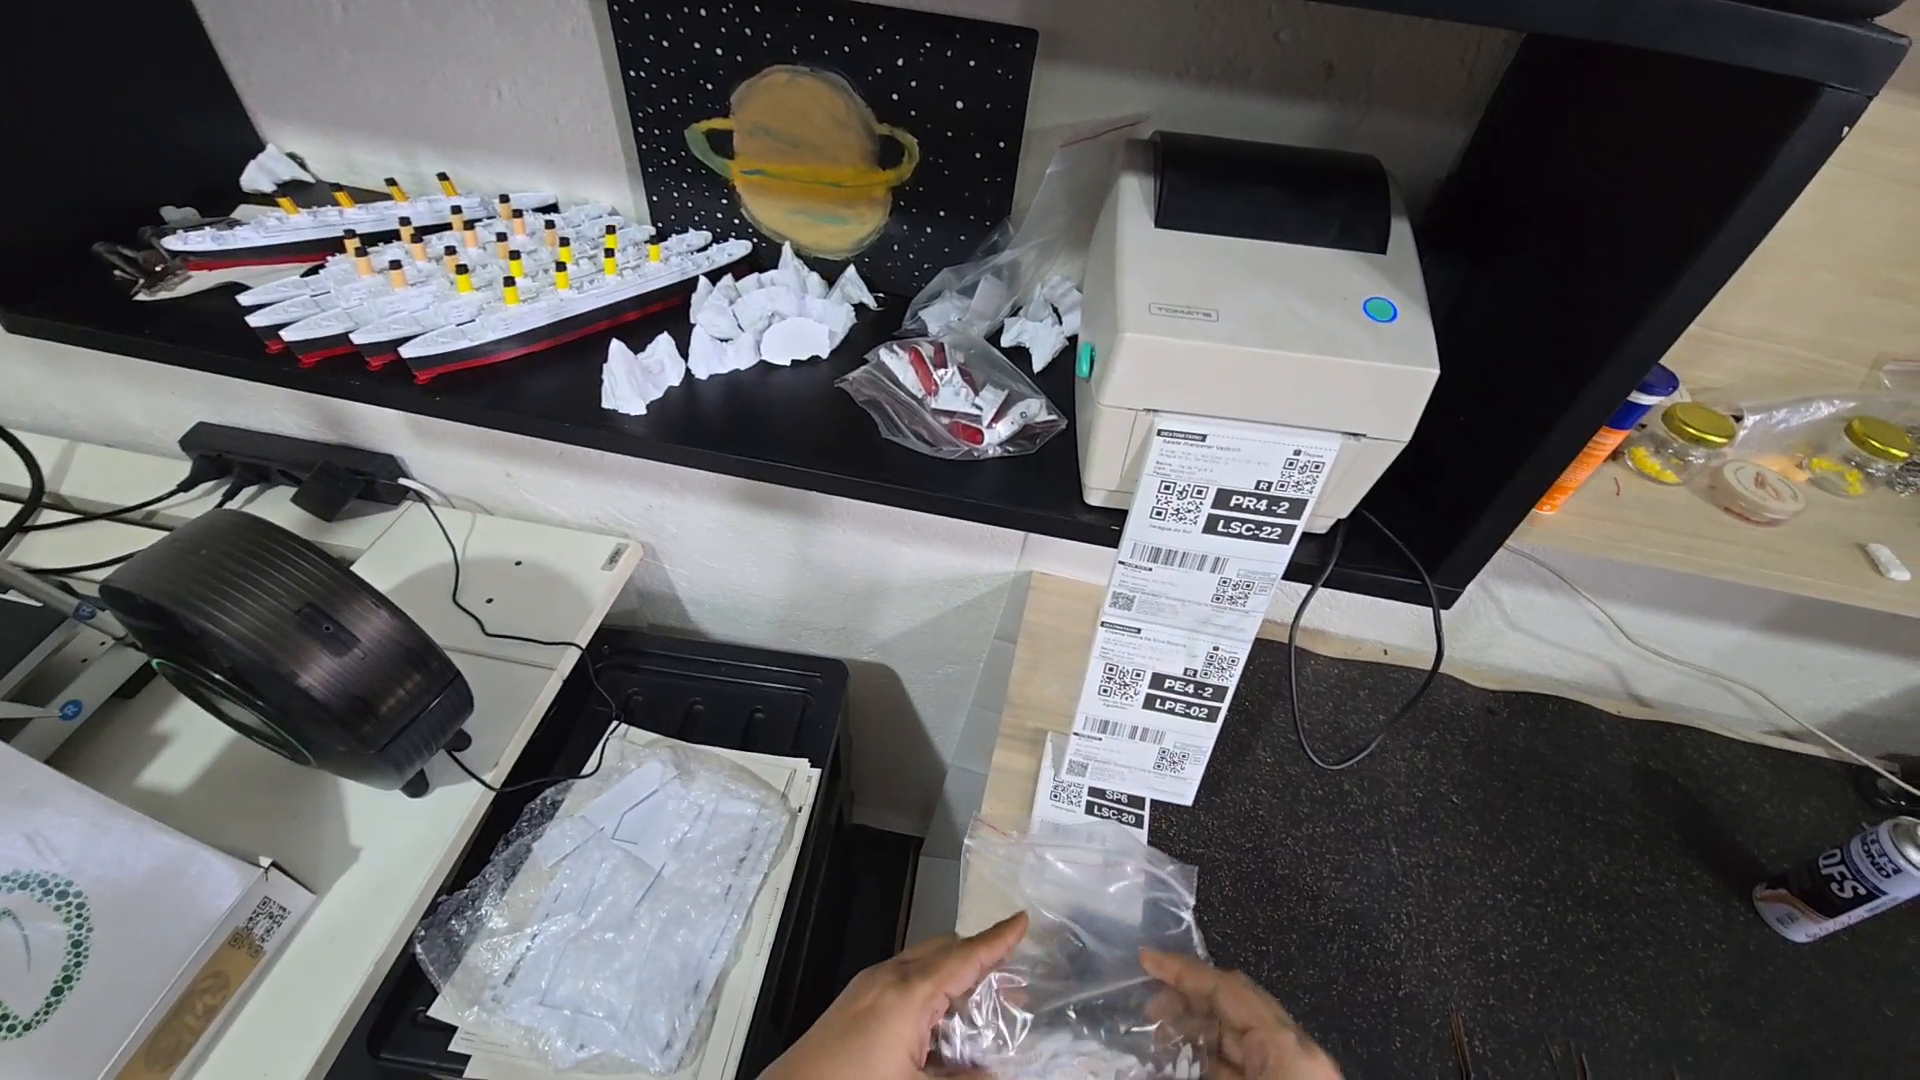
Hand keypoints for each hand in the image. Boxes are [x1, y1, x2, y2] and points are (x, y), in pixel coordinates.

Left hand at [763, 912, 1028, 1079]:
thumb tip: (997, 1075)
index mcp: (909, 992)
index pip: (964, 956)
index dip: (997, 939)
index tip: (1022, 920)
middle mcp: (888, 977)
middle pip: (944, 951)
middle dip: (978, 958)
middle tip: (1010, 983)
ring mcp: (866, 987)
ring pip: (921, 964)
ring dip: (952, 975)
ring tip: (979, 1006)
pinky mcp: (852, 1002)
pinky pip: (902, 979)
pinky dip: (928, 988)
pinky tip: (936, 1023)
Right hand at [1141, 950, 1341, 1079]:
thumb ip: (1192, 1064)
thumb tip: (1142, 1061)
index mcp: (1286, 1046)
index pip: (1228, 987)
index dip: (1183, 970)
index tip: (1145, 958)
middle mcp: (1297, 1052)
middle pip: (1235, 1005)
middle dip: (1188, 999)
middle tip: (1149, 1006)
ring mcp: (1296, 1072)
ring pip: (1241, 1038)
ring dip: (1198, 1032)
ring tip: (1160, 1039)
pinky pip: (1248, 1064)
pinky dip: (1215, 1060)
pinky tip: (1185, 1063)